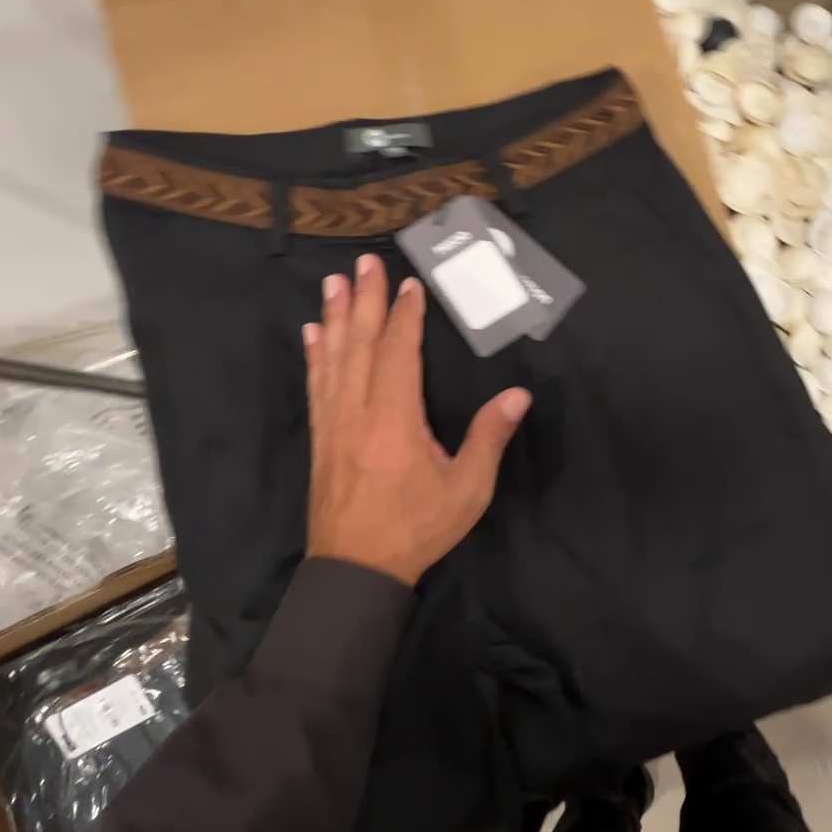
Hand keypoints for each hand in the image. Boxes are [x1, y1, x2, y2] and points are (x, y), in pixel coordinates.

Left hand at [303, 255, 531, 584]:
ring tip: (333, 283)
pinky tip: (313, 335)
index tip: (411, 284)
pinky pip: (316, 386)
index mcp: (394, 418)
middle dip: (364, 301)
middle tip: (364, 263)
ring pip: (332, 359)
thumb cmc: (417, 527)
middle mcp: (357, 411)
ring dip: (334, 318)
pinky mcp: (321, 438)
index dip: (405, 316)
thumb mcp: (468, 489)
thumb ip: (489, 438)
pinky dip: (315, 356)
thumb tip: (518, 395)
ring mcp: (333, 423)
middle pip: (360, 344)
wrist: (356, 569)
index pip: (399, 353)